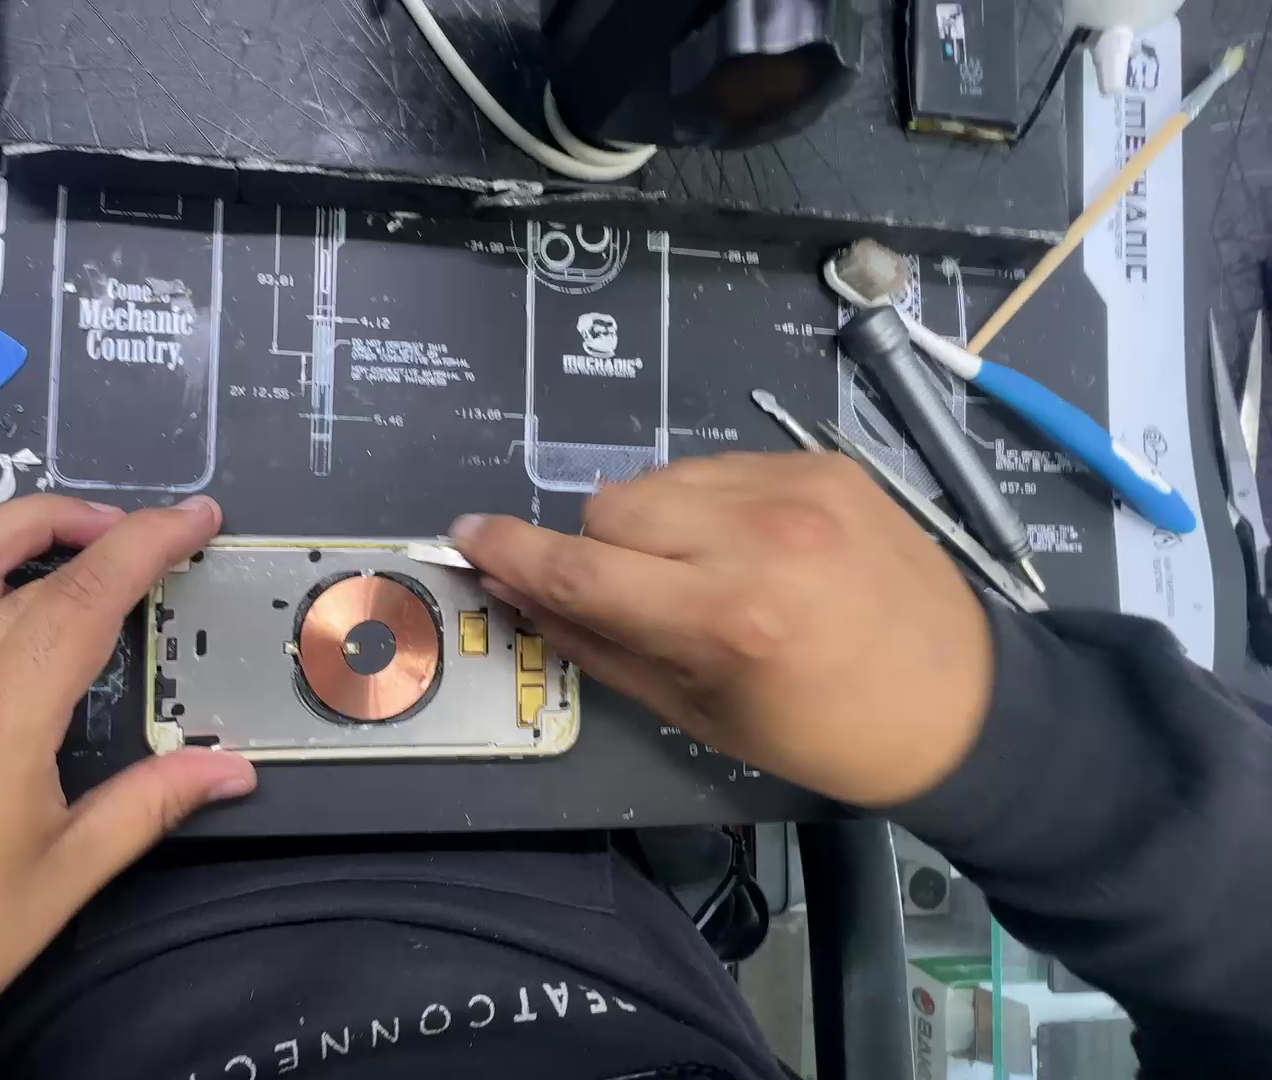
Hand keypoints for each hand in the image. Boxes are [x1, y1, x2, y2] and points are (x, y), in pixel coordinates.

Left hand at [0, 495, 255, 1079]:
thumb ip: (152, 805)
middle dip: (107, 529)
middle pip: (28, 564)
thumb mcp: (62, 880)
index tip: (198, 517)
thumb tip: (234, 769)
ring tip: (83, 534)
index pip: (84, 598)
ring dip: (24, 527)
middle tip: (164, 533)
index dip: (149, 545)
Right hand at [452, 452, 991, 807]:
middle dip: (598, 550)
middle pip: (606, 510)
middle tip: (643, 592)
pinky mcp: (819, 461)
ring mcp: (794, 487)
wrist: (967, 705)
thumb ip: (589, 639)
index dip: (510, 550)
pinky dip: (697, 504)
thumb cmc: (812, 729)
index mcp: (724, 618)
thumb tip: (512, 588)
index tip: (465, 534)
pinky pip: (705, 469)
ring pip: (649, 483)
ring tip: (700, 565)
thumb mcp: (688, 709)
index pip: (580, 568)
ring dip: (645, 524)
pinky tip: (746, 541)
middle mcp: (756, 537)